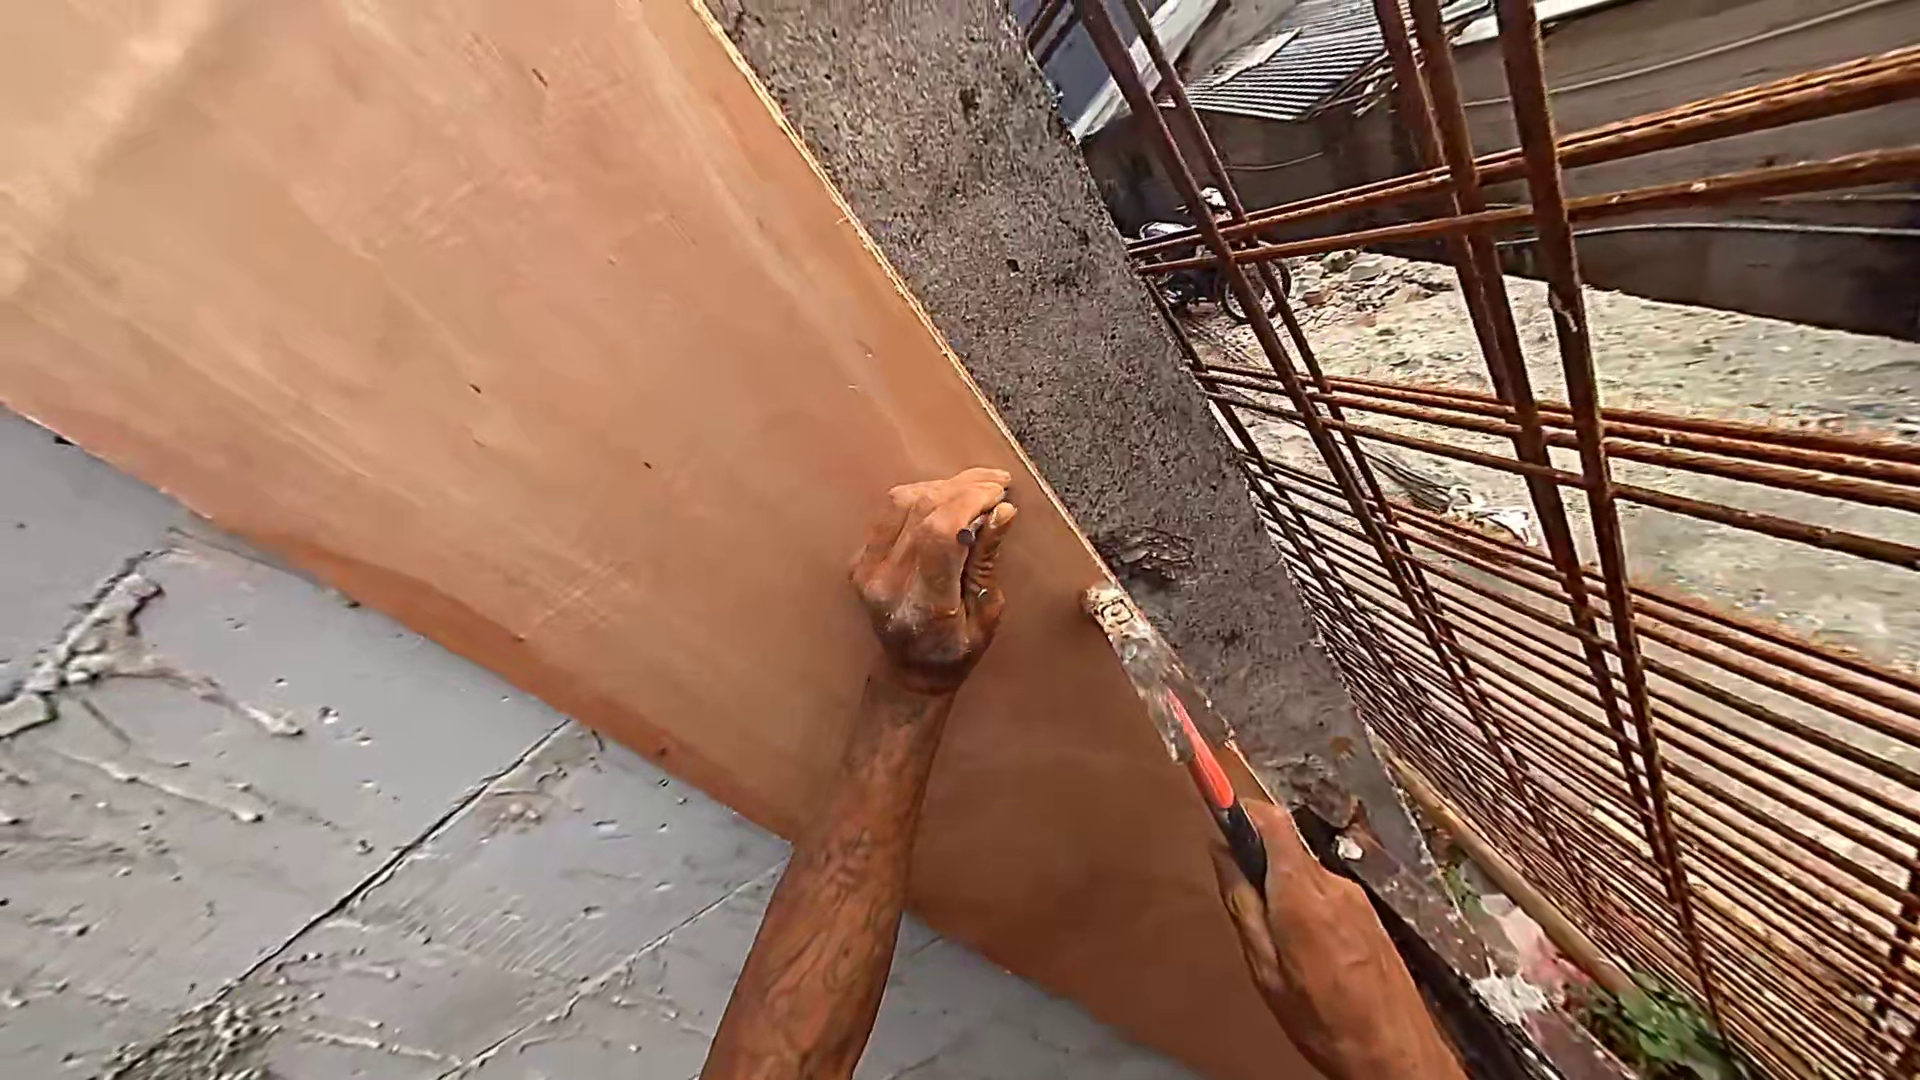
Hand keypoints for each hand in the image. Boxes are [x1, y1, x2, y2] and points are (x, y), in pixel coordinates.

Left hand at [850, 468, 1017, 694]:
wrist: (910, 670)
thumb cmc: (955, 651)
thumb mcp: (986, 614)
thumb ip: (986, 561)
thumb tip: (1002, 512)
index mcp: (923, 604)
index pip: (940, 535)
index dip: (970, 502)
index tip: (1000, 493)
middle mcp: (886, 583)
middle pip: (922, 510)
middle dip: (964, 488)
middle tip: (996, 485)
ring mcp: (866, 569)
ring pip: (902, 501)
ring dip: (943, 486)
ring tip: (977, 487)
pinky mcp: (859, 558)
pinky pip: (889, 510)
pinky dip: (921, 495)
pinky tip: (947, 495)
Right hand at [1212, 800, 1465, 1079]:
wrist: (1404, 1066)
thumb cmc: (1329, 1026)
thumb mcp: (1264, 968)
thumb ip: (1240, 901)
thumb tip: (1220, 851)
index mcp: (1300, 895)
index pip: (1268, 819)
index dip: (1238, 804)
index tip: (1216, 796)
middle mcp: (1331, 885)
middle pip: (1281, 842)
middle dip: (1256, 856)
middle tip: (1244, 896)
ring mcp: (1355, 897)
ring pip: (1300, 866)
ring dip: (1280, 882)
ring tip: (1280, 936)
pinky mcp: (1368, 912)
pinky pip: (1322, 886)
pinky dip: (1303, 898)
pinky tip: (1308, 944)